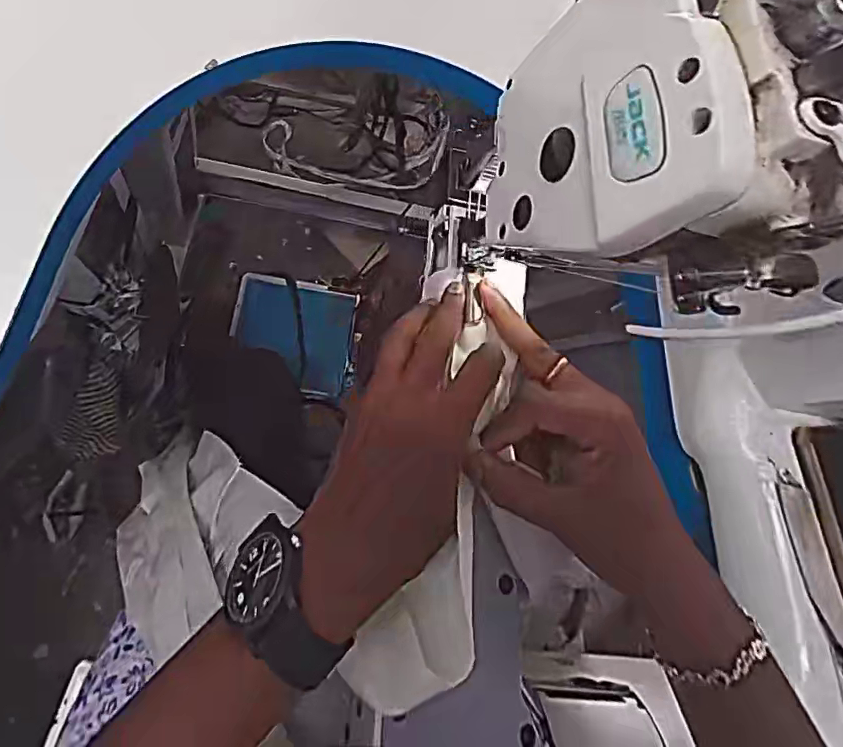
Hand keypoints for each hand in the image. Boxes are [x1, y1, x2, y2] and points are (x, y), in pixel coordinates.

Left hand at [295, 284, 503, 643]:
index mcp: (444, 425)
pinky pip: (378, 363)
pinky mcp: (359, 407)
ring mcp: (380, 400)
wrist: (345, 548)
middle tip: (459, 294)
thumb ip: (465, 449)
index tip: (497, 348)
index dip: (492, 354)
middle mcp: (411, 403)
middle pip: (435, 338)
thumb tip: (471, 430)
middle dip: (450, 311)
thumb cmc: (398, 536)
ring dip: (416, 317)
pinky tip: (399, 345)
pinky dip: (392, 345)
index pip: (477, 371)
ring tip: (427, 305)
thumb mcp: (453, 492)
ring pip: (399, 341)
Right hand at [464, 282, 700, 609]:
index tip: (485, 451)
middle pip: (544, 360)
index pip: (534, 403)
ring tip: (486, 352)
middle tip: (485, 299)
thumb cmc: (628, 538)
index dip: (502, 427)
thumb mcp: (557, 514)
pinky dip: (527, 409)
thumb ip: (507, 483)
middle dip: (510, 330)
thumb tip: (472, 460)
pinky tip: (511, 427)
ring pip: (546, 377)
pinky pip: (552, 402)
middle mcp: (601, 405)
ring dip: (515, 375)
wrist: (660, 562)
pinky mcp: (592, 425)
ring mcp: (598, 412)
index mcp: (599, 419)